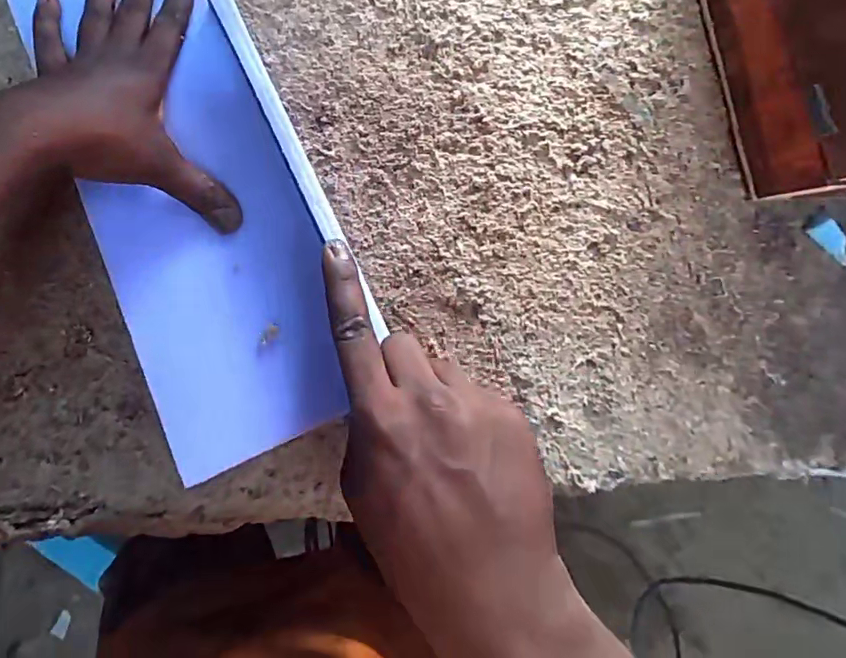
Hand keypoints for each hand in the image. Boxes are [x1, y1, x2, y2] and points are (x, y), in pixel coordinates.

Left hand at [5, 0, 241, 232]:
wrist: (38, 139)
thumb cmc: (103, 144)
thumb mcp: (159, 168)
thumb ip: (197, 190)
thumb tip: (237, 221)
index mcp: (148, 73)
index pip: (170, 29)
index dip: (181, 1)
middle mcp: (117, 59)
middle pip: (133, 12)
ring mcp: (81, 63)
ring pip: (95, 18)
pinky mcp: (51, 75)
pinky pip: (51, 44)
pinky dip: (48, 22)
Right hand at [321, 245, 627, 657]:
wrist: (499, 594)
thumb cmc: (416, 554)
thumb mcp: (364, 497)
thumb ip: (364, 434)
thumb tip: (372, 400)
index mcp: (382, 423)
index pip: (353, 340)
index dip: (341, 291)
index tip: (335, 250)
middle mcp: (428, 401)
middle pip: (401, 342)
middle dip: (396, 366)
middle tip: (405, 409)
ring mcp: (476, 402)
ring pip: (441, 367)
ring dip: (436, 393)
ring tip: (449, 443)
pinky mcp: (511, 411)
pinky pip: (477, 392)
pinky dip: (471, 413)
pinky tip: (479, 456)